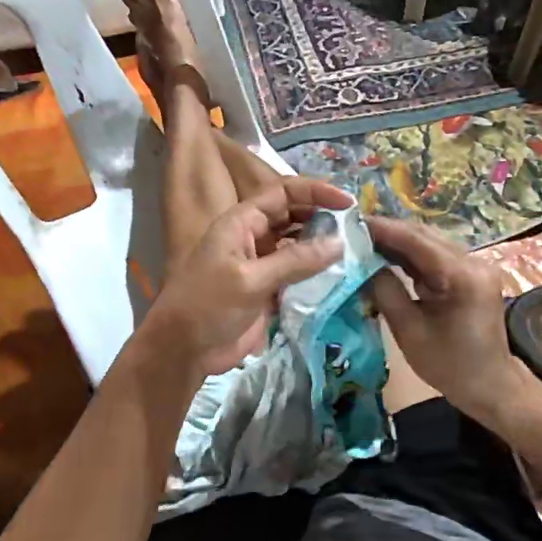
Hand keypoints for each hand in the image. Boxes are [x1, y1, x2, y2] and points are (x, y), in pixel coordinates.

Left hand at [140, 178, 354, 376]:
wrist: (184, 349)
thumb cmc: (207, 305)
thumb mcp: (251, 280)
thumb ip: (295, 261)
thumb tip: (338, 242)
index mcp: (240, 222)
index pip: (282, 193)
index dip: (315, 191)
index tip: (347, 202)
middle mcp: (251, 236)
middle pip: (292, 215)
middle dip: (322, 216)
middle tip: (356, 227)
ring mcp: (259, 263)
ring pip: (295, 243)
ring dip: (320, 244)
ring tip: (354, 249)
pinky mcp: (266, 288)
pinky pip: (295, 271)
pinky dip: (315, 270)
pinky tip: (339, 275)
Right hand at [365, 216, 533, 427]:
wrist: (490, 385)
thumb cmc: (448, 365)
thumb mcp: (408, 330)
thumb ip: (385, 290)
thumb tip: (360, 262)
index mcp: (463, 277)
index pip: (417, 241)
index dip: (383, 230)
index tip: (351, 224)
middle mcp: (474, 262)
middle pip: (425, 235)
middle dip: (388, 231)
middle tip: (352, 231)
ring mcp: (475, 266)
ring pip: (429, 241)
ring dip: (397, 240)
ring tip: (363, 241)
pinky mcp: (470, 273)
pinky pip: (435, 254)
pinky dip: (409, 253)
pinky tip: (385, 254)